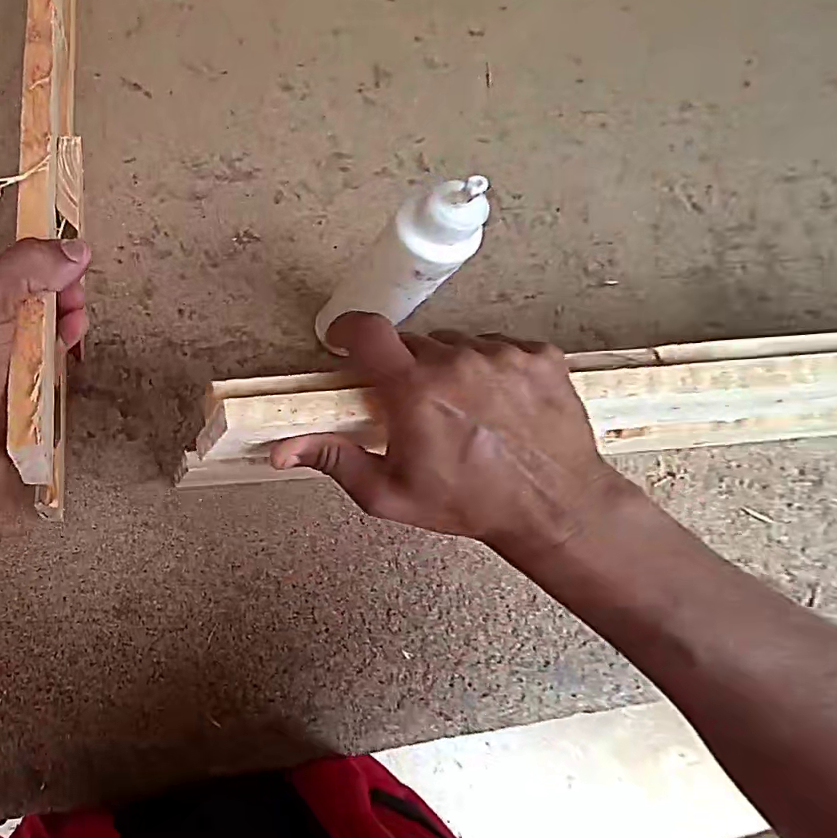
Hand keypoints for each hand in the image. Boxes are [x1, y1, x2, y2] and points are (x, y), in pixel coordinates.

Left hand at [0, 182, 89, 449]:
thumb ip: (28, 264)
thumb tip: (74, 250)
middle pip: (17, 266)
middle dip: (47, 262)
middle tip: (74, 263)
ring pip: (41, 302)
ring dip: (63, 299)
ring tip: (76, 309)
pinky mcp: (22, 367)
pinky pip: (51, 337)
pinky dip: (65, 331)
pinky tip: (74, 334)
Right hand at [271, 312, 639, 563]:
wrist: (554, 508)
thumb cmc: (469, 504)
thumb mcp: (387, 493)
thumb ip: (332, 460)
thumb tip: (282, 450)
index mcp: (415, 391)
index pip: (368, 333)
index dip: (349, 329)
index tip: (343, 338)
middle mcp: (458, 362)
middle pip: (412, 344)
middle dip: (404, 369)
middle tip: (414, 406)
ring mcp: (503, 355)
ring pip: (455, 345)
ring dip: (447, 368)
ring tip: (460, 409)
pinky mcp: (539, 356)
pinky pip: (497, 347)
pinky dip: (489, 368)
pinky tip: (496, 404)